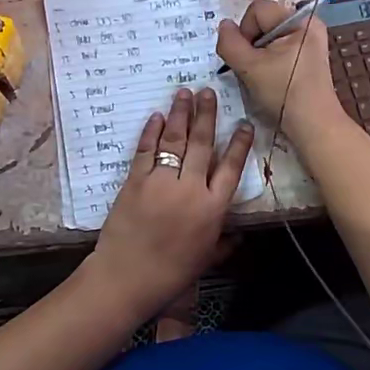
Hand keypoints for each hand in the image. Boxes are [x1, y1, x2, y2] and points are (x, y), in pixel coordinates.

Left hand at [89, 88, 254, 311]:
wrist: (127, 278)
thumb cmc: (171, 274)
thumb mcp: (206, 260)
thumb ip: (225, 244)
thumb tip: (241, 235)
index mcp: (212, 209)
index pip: (230, 167)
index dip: (238, 143)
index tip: (242, 123)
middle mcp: (190, 189)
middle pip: (202, 144)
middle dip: (206, 115)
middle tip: (208, 91)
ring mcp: (161, 182)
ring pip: (174, 140)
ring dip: (180, 114)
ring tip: (185, 92)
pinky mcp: (135, 181)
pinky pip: (145, 150)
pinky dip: (151, 132)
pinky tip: (157, 116)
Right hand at [215, 0, 344, 139]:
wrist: (314, 124)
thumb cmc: (284, 93)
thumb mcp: (249, 67)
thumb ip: (230, 42)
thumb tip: (225, 26)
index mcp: (299, 20)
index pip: (257, 10)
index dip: (245, 31)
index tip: (248, 57)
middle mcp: (308, 24)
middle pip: (263, 20)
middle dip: (252, 42)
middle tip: (254, 67)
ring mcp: (310, 40)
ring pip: (269, 36)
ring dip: (258, 53)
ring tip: (263, 74)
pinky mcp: (308, 55)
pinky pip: (279, 47)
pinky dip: (269, 59)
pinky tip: (272, 78)